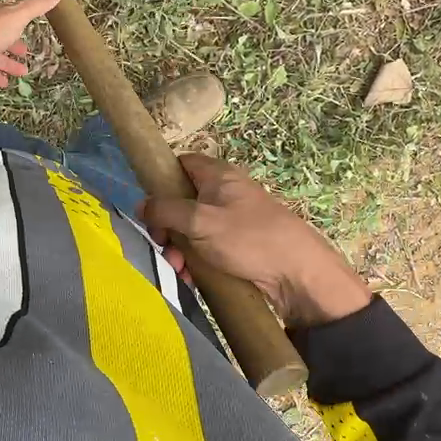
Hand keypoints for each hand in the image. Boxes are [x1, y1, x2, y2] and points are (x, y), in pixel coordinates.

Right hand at [140, 154, 372, 328]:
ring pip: (193, 228)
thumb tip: (140, 205)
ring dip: (179, 248)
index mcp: (218, 176)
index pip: (181, 163)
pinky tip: (191, 278)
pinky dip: (196, 260)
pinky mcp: (239, 245)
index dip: (161, 179)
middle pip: (182, 200)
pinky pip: (208, 247)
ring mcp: (233, 220)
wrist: (301, 276)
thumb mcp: (199, 221)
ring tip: (179, 269)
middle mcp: (225, 193)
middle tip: (162, 244)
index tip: (149, 203)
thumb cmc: (248, 239)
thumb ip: (164, 210)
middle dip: (167, 225)